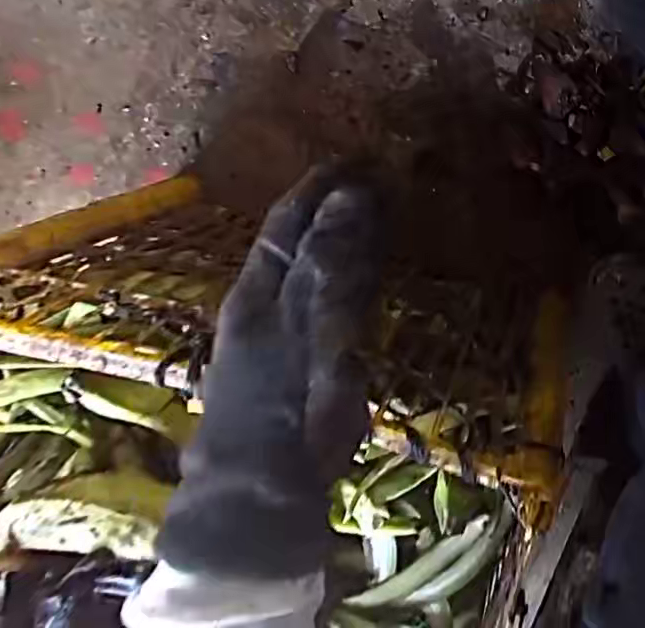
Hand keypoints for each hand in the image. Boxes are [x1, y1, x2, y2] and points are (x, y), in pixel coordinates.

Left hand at [157, 167, 382, 578]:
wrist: (263, 486)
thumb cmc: (281, 399)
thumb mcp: (303, 319)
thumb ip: (326, 258)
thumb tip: (348, 195)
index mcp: (261, 287)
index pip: (289, 220)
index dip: (318, 185)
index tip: (354, 157)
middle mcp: (272, 297)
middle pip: (306, 236)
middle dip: (338, 203)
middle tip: (380, 175)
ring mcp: (292, 323)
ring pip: (323, 261)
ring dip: (351, 231)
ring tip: (383, 204)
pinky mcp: (314, 346)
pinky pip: (339, 291)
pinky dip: (359, 265)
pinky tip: (374, 258)